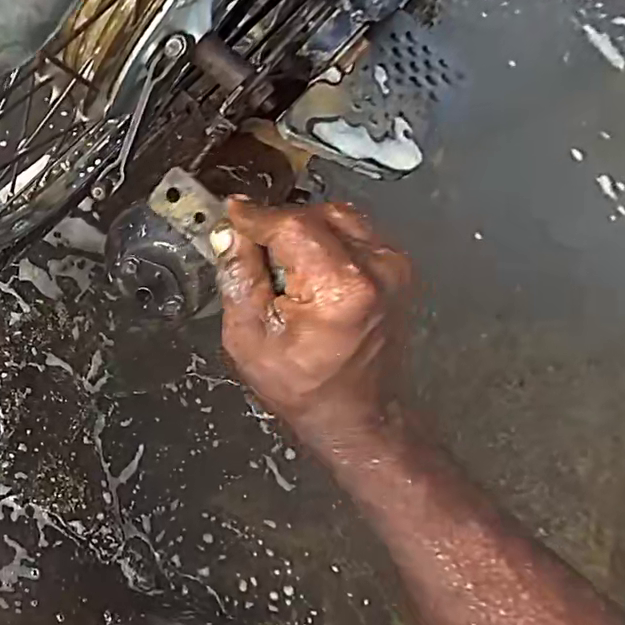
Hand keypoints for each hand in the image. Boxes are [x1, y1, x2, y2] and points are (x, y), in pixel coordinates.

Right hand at [213, 199, 412, 450]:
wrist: (355, 413)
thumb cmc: (302, 386)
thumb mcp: (248, 336)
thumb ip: (238, 277)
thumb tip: (228, 234)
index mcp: (339, 287)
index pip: (291, 225)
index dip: (254, 216)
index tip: (229, 212)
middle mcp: (376, 268)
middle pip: (315, 215)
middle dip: (276, 225)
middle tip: (246, 246)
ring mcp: (392, 267)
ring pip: (336, 218)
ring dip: (300, 230)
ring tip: (276, 264)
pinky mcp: (395, 270)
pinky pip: (353, 233)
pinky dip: (322, 240)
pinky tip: (303, 270)